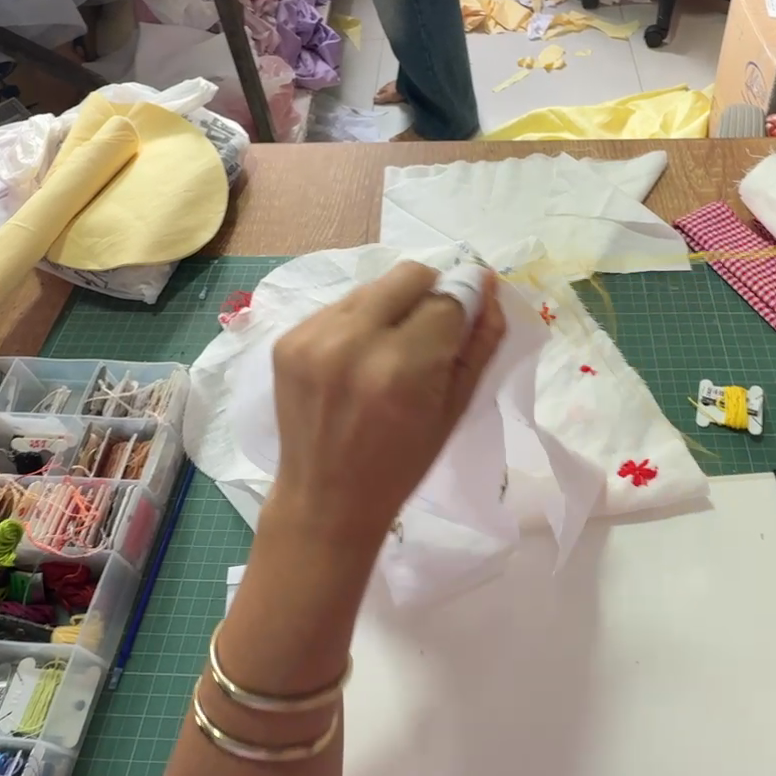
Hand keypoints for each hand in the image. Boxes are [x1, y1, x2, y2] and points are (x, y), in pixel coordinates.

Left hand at [264, 261, 506, 544]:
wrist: (325, 500)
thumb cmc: (402, 464)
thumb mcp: (456, 409)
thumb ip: (480, 343)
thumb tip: (488, 286)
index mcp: (401, 369)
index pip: (448, 300)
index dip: (465, 303)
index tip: (468, 315)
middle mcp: (352, 342)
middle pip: (410, 276)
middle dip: (431, 293)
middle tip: (431, 330)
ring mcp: (313, 337)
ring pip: (374, 286)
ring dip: (394, 305)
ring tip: (391, 348)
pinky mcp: (287, 338)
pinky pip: (341, 305)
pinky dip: (360, 321)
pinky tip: (358, 358)